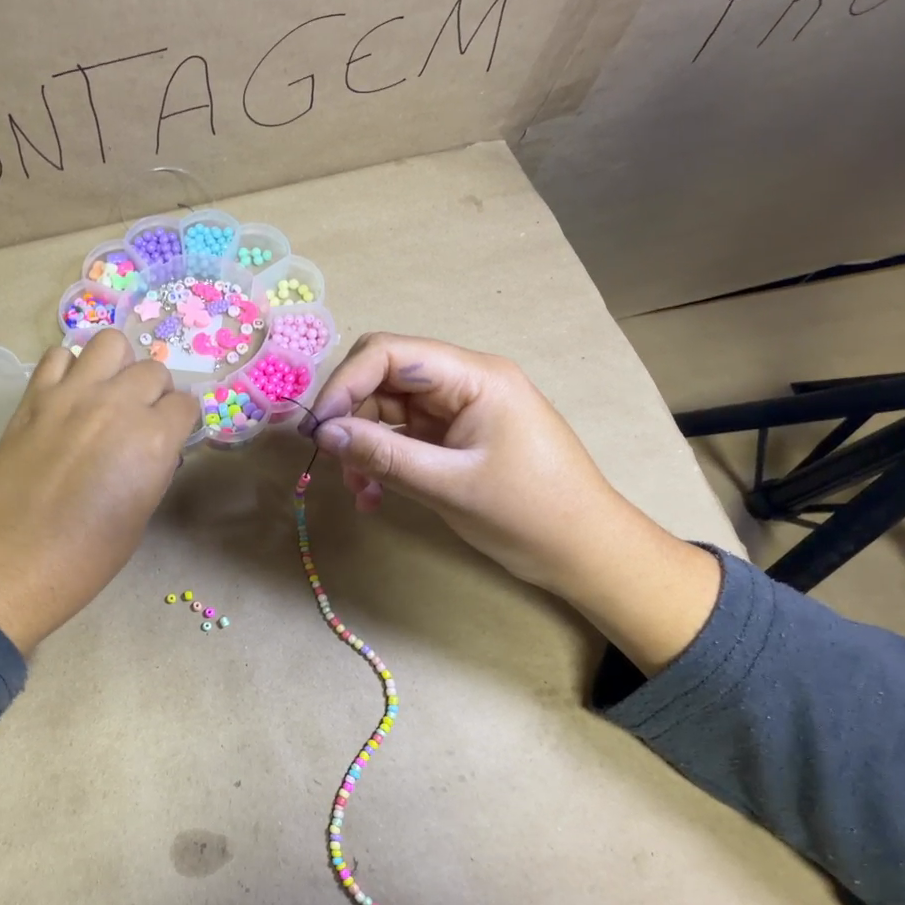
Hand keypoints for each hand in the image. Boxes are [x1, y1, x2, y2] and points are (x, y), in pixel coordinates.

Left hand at [0, 330, 198, 653]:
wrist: (14, 562)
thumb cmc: (87, 556)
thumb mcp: (141, 514)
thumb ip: (155, 466)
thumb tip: (158, 446)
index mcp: (152, 439)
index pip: (185, 403)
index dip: (180, 421)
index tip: (171, 435)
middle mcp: (116, 405)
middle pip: (152, 370)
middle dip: (154, 392)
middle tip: (139, 418)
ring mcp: (71, 395)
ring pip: (109, 343)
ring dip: (116, 366)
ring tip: (107, 393)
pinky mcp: (33, 397)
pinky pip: (57, 356)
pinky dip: (69, 368)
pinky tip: (68, 395)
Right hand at [307, 333, 718, 673]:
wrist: (585, 552)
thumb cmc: (529, 514)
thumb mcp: (450, 485)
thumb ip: (383, 455)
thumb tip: (323, 434)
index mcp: (475, 377)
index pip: (389, 352)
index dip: (345, 383)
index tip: (319, 428)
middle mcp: (463, 382)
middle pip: (382, 377)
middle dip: (351, 416)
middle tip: (332, 460)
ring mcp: (457, 408)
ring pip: (385, 409)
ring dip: (362, 446)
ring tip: (360, 492)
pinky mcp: (453, 434)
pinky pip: (400, 435)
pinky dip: (380, 461)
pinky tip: (374, 495)